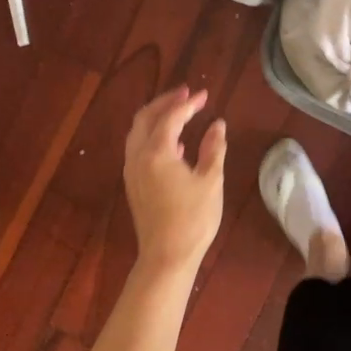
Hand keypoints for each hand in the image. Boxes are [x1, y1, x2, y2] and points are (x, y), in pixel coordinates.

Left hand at [123, 86, 226, 276]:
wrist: (167, 257)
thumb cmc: (193, 219)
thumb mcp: (211, 181)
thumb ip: (213, 148)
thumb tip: (217, 124)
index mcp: (156, 153)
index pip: (171, 117)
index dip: (188, 104)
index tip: (204, 94)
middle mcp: (138, 157)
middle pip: (145, 118)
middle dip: (165, 102)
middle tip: (185, 93)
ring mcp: (132, 172)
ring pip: (137, 133)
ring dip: (156, 118)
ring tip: (179, 112)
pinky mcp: (134, 185)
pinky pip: (138, 148)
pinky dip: (153, 135)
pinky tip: (174, 142)